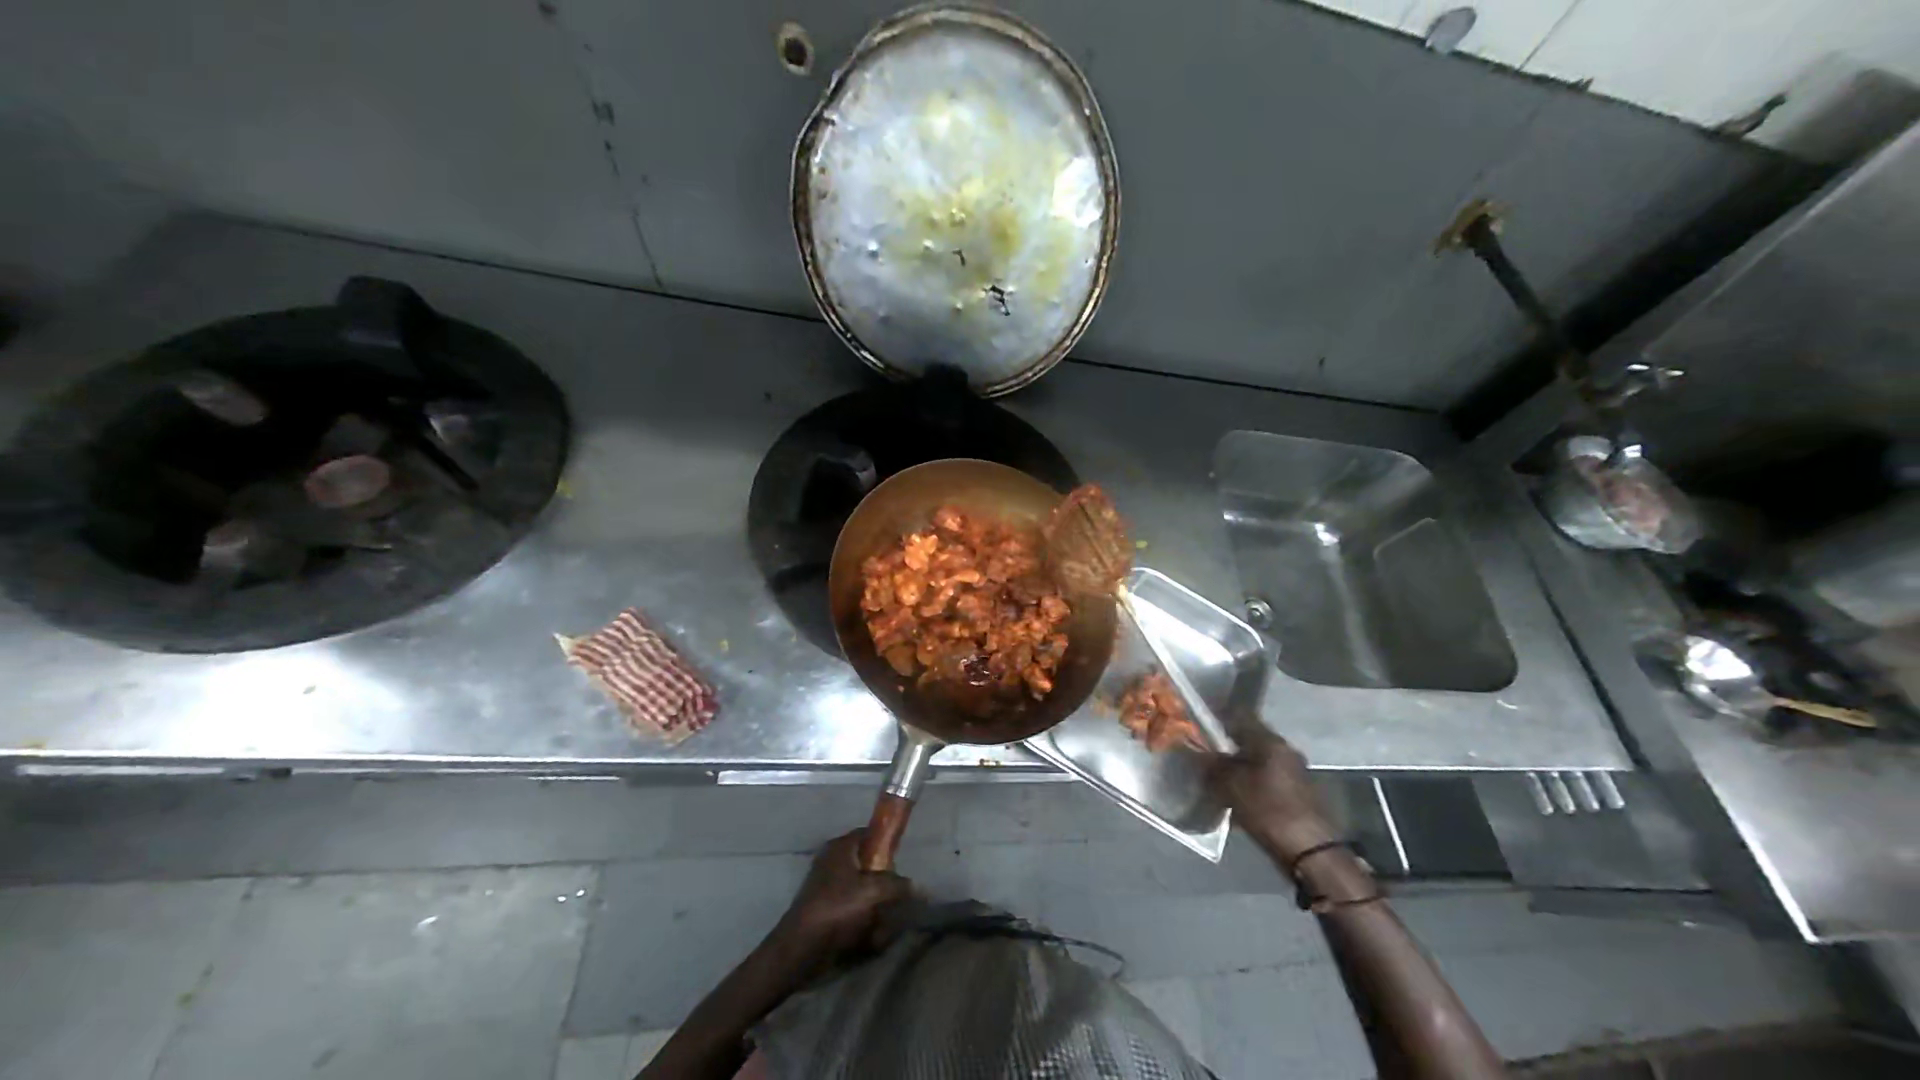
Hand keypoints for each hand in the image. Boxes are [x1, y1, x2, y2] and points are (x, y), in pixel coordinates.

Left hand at [769, 830, 912, 972]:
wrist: (801, 947)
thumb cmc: (837, 909)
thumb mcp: (874, 892)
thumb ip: (898, 885)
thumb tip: (916, 886)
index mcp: (840, 847)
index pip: (869, 833)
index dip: (887, 842)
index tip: (902, 859)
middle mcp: (832, 860)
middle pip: (867, 862)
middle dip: (883, 879)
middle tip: (896, 893)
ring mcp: (826, 884)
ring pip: (861, 887)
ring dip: (875, 902)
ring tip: (885, 919)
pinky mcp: (824, 907)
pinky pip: (851, 906)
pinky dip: (863, 918)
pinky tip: (871, 934)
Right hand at [1208, 726, 1338, 864]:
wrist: (1309, 851)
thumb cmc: (1267, 809)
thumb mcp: (1229, 784)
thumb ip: (1211, 763)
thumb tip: (1195, 747)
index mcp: (1271, 741)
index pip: (1241, 716)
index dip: (1219, 718)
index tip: (1201, 726)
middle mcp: (1286, 750)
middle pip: (1251, 739)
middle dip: (1228, 746)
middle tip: (1207, 757)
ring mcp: (1296, 772)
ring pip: (1259, 761)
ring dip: (1240, 767)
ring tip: (1220, 781)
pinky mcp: (1299, 793)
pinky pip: (1268, 779)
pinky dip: (1252, 783)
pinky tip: (1239, 799)